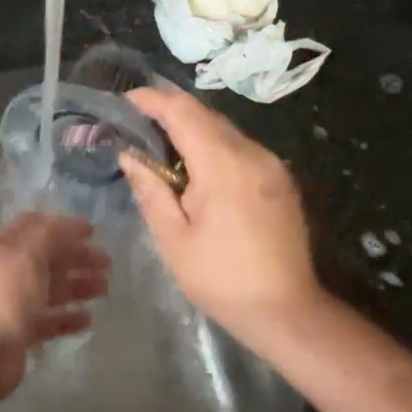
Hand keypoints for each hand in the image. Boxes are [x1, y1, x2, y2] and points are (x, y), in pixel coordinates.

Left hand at [0, 212, 110, 399]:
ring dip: (77, 285)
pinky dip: (67, 318)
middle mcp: (7, 272)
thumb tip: (66, 224)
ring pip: (50, 288)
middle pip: (46, 258)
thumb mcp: (26, 257)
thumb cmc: (3, 299)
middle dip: (76, 256)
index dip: (63, 226)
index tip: (92, 231)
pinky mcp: (20, 332)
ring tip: (105, 288)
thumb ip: (48, 236)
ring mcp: (13, 303)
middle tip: (107, 262)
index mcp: (3, 248)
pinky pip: (48, 320)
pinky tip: (88, 319)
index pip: (35, 226)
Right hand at [119, 84, 323, 344]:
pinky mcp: (280, 179)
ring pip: (225, 129)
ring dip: (192, 128)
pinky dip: (214, 145)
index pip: (182, 112)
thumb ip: (150, 189)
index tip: (125, 100)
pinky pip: (241, 147)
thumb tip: (129, 155)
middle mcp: (252, 153)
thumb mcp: (173, 238)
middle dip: (170, 111)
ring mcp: (272, 164)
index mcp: (222, 164)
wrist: (286, 311)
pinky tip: (197, 168)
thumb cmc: (221, 278)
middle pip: (205, 114)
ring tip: (162, 146)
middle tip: (137, 123)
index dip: (152, 100)